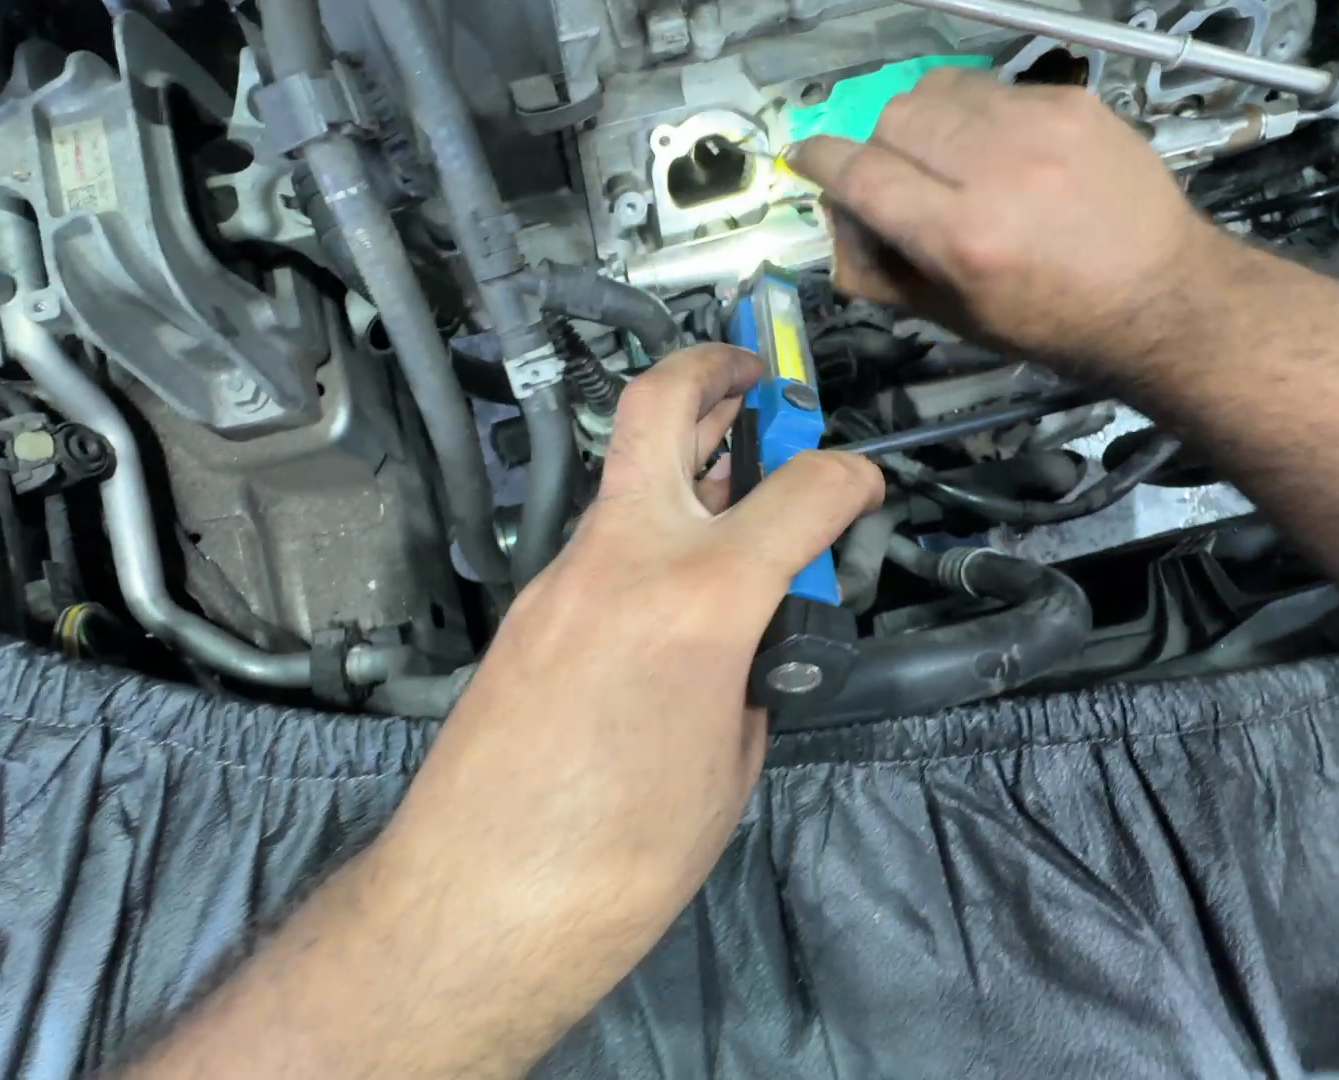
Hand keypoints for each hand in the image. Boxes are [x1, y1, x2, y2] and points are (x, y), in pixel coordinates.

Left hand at [130, 351, 881, 1079]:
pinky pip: (603, 538)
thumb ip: (747, 675)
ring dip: (682, 454)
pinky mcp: (530, 606)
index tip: (862, 485)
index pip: (800, 492)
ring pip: (626, 473)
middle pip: (659, 409)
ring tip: (730, 466)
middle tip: (753, 377)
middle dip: (712, 372)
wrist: (476, 901)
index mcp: (700, 599)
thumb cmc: (628, 855)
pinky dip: (650, 530)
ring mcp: (563, 574)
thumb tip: (746, 643)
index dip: (848, 478)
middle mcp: (625, 557)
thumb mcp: (730, 763)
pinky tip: (674, 573)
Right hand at [791, 69, 1231, 364]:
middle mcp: (996, 170)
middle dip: (876, 147)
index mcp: (960, 238)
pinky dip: (969, 116)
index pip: (863, 175)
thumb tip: (837, 221)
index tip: (802, 157)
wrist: (1154, 294)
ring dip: (919, 123)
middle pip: (893, 119)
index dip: (819, 161)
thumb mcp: (945, 317)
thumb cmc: (1041, 323)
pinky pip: (988, 89)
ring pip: (936, 89)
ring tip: (940, 159)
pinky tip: (992, 152)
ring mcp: (1039, 125)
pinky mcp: (1071, 100)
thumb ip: (876, 270)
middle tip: (894, 180)